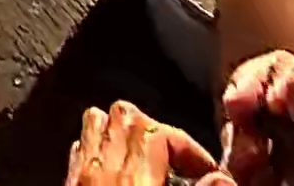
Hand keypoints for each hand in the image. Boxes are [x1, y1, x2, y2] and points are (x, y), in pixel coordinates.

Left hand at [65, 100, 217, 185]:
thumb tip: (223, 179)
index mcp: (133, 178)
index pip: (155, 130)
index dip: (186, 145)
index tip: (209, 171)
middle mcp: (101, 165)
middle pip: (122, 114)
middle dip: (156, 129)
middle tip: (182, 164)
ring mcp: (81, 169)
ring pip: (95, 120)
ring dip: (124, 131)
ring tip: (153, 162)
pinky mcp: (70, 179)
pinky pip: (82, 146)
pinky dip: (103, 148)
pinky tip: (122, 174)